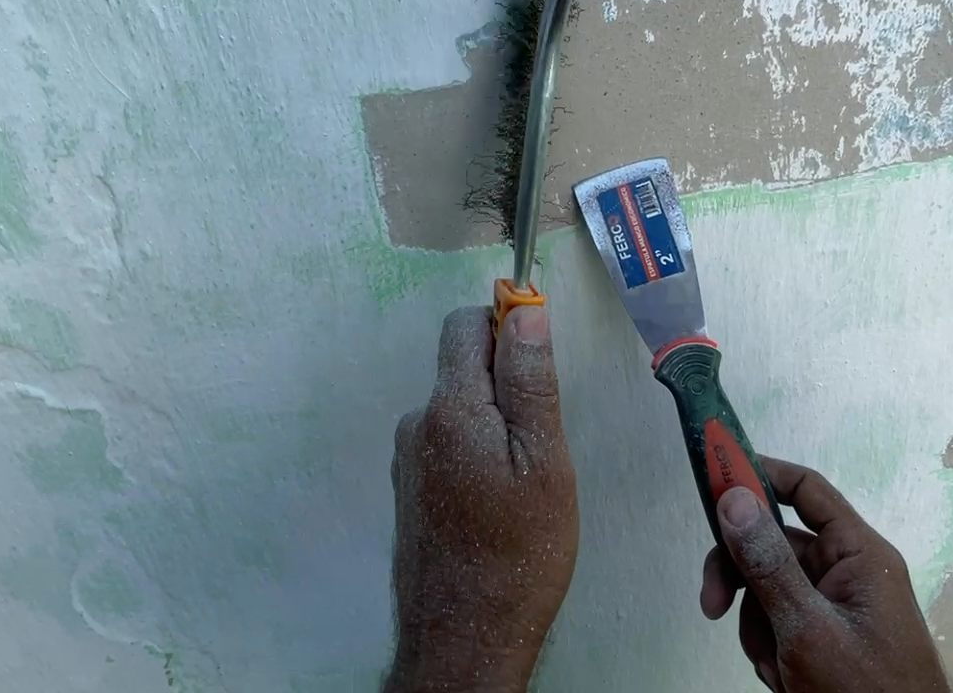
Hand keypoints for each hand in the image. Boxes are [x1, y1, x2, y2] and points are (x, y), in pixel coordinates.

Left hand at [384, 306, 577, 692]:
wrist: (464, 640)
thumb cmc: (519, 551)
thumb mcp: (543, 460)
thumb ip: (530, 380)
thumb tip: (526, 312)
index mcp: (451, 406)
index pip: (466, 324)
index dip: (505, 325)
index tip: (537, 361)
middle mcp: (418, 421)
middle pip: (462, 362)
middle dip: (504, 377)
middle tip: (539, 433)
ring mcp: (409, 455)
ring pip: (459, 403)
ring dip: (492, 416)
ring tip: (521, 475)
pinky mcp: (410, 484)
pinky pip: (448, 437)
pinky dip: (475, 445)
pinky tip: (496, 495)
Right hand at [700, 457, 950, 692]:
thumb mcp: (808, 629)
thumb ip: (768, 563)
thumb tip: (731, 496)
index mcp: (858, 554)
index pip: (805, 489)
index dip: (760, 474)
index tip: (712, 476)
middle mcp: (846, 571)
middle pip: (773, 542)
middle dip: (740, 574)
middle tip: (712, 603)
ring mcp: (834, 607)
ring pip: (767, 585)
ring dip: (757, 624)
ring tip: (775, 667)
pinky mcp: (825, 638)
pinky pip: (776, 619)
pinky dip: (769, 646)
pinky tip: (783, 678)